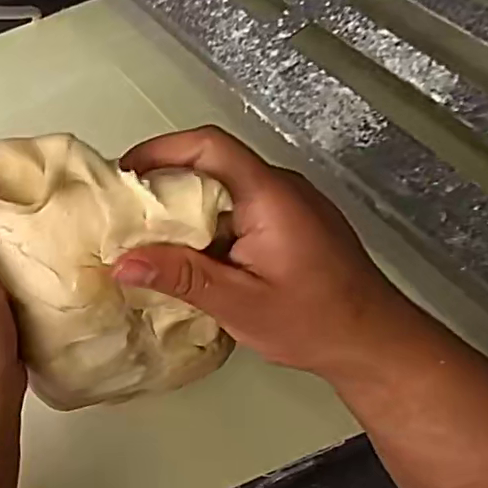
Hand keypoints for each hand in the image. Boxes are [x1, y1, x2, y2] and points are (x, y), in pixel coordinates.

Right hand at [113, 126, 443, 387]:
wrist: (371, 340)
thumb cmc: (314, 321)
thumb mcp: (237, 302)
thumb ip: (179, 277)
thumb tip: (121, 264)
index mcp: (270, 197)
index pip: (210, 147)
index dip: (159, 150)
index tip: (119, 174)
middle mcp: (278, 189)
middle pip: (208, 164)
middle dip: (157, 182)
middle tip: (116, 212)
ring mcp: (281, 206)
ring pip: (216, 189)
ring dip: (174, 207)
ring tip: (134, 235)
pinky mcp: (280, 225)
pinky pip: (227, 210)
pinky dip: (193, 224)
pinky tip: (173, 254)